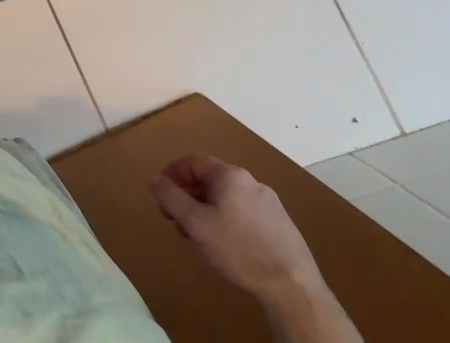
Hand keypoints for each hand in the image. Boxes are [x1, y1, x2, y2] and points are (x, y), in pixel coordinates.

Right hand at [150, 155, 325, 302]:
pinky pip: (244, 213)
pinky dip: (226, 220)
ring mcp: (270, 204)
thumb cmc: (239, 249)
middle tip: (176, 219)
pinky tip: (225, 245)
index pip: (193, 162)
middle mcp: (252, 183)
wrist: (293, 287)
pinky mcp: (281, 225)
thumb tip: (155, 180)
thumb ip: (170, 197)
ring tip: (198, 236)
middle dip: (187, 196)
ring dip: (205, 210)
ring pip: (227, 198)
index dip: (172, 174)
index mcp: (232, 176)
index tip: (160, 194)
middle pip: (210, 180)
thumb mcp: (195, 223)